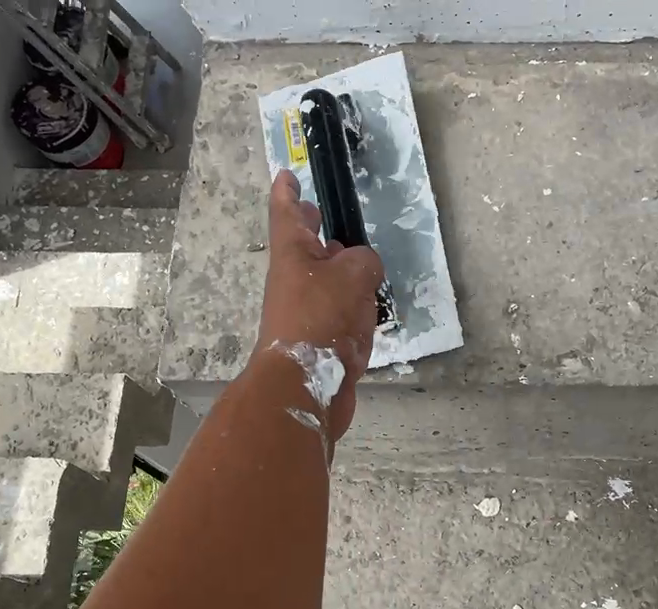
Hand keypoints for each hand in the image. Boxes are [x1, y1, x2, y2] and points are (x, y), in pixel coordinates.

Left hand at [253, 170, 384, 441]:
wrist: (308, 385)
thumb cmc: (321, 319)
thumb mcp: (352, 275)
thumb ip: (365, 261)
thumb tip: (366, 269)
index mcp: (292, 254)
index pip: (287, 212)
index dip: (288, 191)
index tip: (287, 173)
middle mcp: (295, 281)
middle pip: (305, 249)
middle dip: (314, 231)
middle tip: (322, 214)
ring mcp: (307, 313)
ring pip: (325, 283)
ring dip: (339, 272)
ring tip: (359, 262)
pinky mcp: (322, 341)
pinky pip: (339, 315)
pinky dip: (352, 308)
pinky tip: (369, 309)